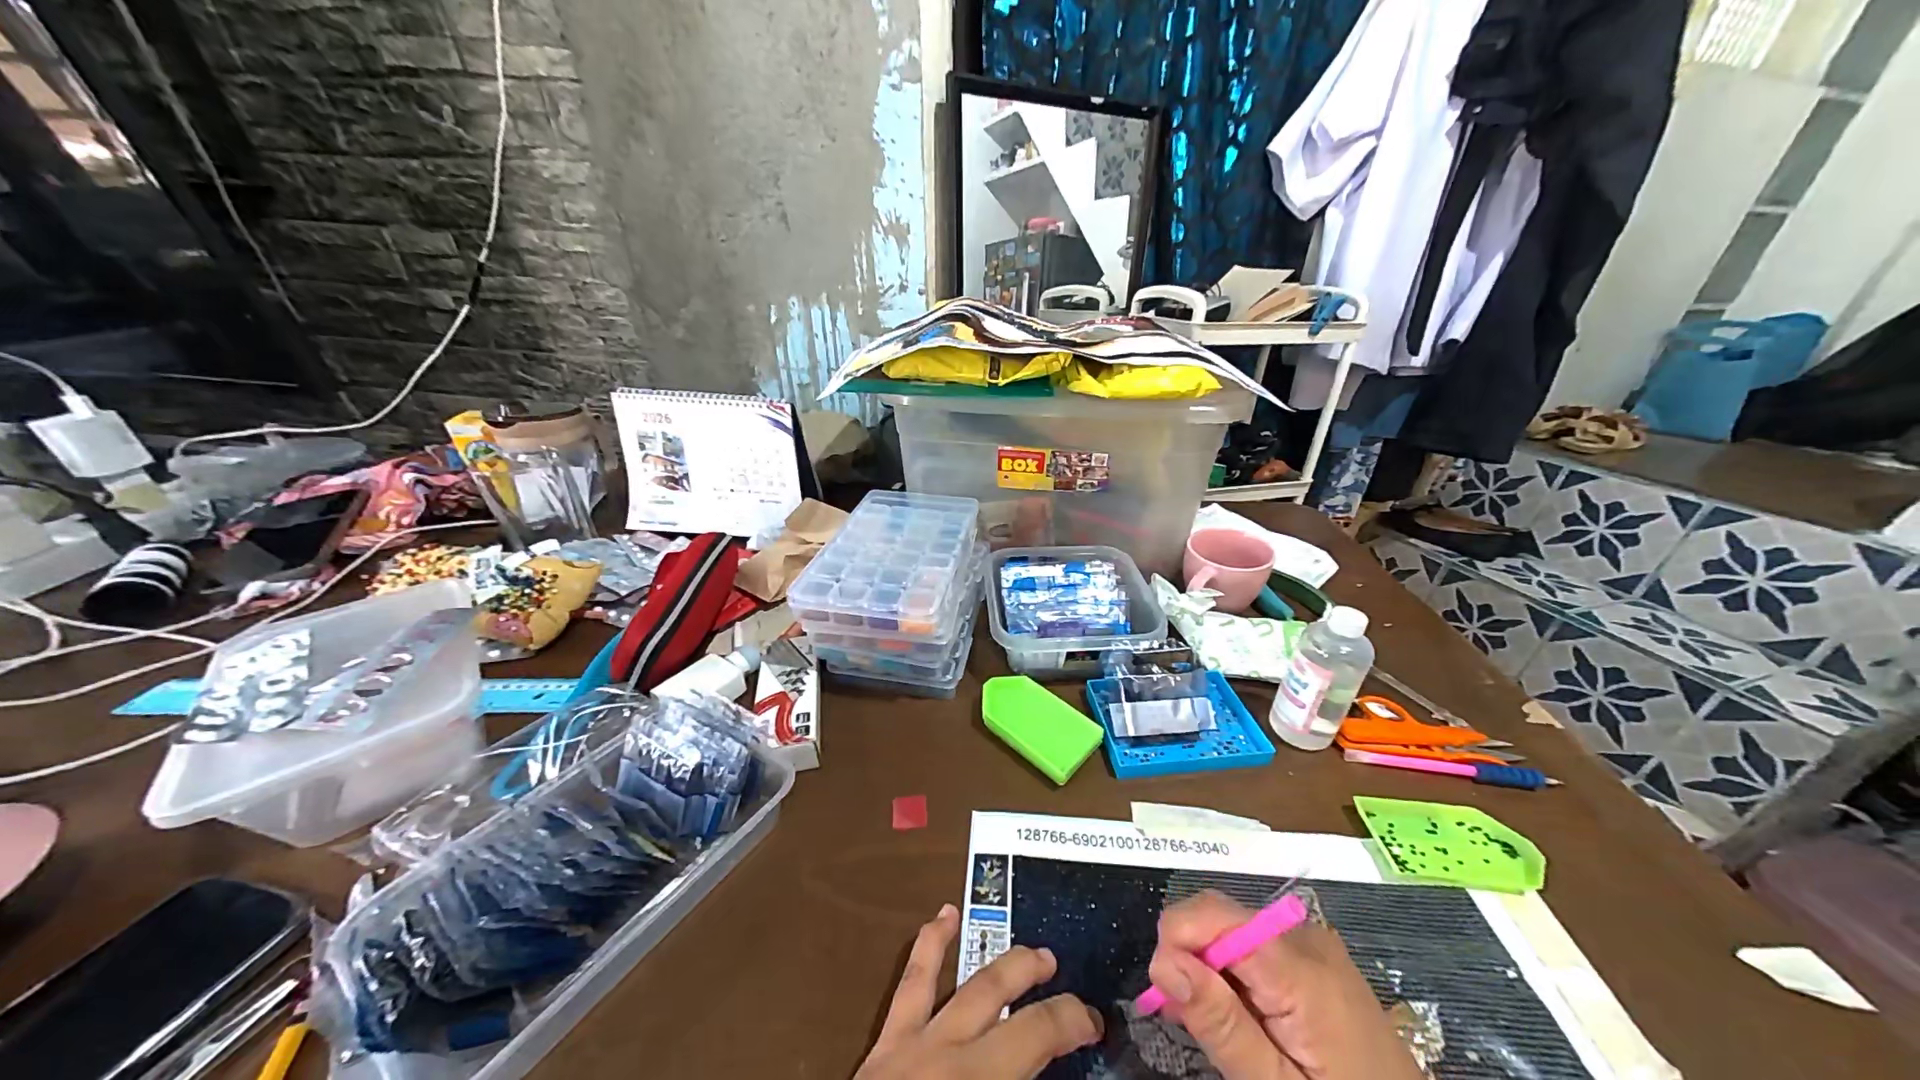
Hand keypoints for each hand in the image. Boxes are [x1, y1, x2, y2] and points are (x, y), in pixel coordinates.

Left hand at [855, 904, 1103, 1079]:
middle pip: (1000, 996)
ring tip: (1022, 944)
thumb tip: (1040, 1065)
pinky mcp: (883, 1045)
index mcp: (980, 1078)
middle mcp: (949, 1052)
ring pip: (958, 983)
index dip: (1072, 1021)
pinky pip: (908, 986)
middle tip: (1057, 966)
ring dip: (994, 960)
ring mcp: (912, 1042)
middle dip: (1033, 976)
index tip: (1093, 1022)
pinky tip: (936, 921)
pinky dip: (926, 948)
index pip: (1038, 1034)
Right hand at [1146, 891, 1422, 1079]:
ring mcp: (1314, 943)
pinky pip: (1254, 943)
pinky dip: (1232, 971)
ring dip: (1207, 967)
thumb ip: (1220, 1023)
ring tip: (1214, 1026)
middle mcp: (1305, 936)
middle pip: (1218, 916)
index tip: (1165, 995)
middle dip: (1188, 957)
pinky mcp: (1316, 955)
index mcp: (1300, 968)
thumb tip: (1164, 963)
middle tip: (1186, 1019)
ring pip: (1231, 929)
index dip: (1176, 943)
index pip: (1212, 914)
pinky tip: (1239, 1015)